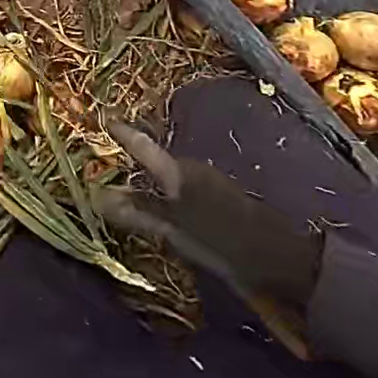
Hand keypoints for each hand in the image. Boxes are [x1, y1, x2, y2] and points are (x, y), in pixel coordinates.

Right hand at [95, 122, 322, 311]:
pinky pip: (182, 188)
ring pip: (168, 177)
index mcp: (177, 172)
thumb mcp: (174, 230)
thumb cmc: (221, 240)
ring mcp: (206, 181)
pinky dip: (167, 194)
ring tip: (132, 196)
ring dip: (151, 183)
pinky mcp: (218, 196)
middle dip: (133, 165)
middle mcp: (190, 169)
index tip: (104, 119)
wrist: (279, 258)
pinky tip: (164, 212)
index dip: (123, 134)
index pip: (142, 146)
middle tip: (110, 173)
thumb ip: (137, 213)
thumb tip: (98, 196)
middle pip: (154, 162)